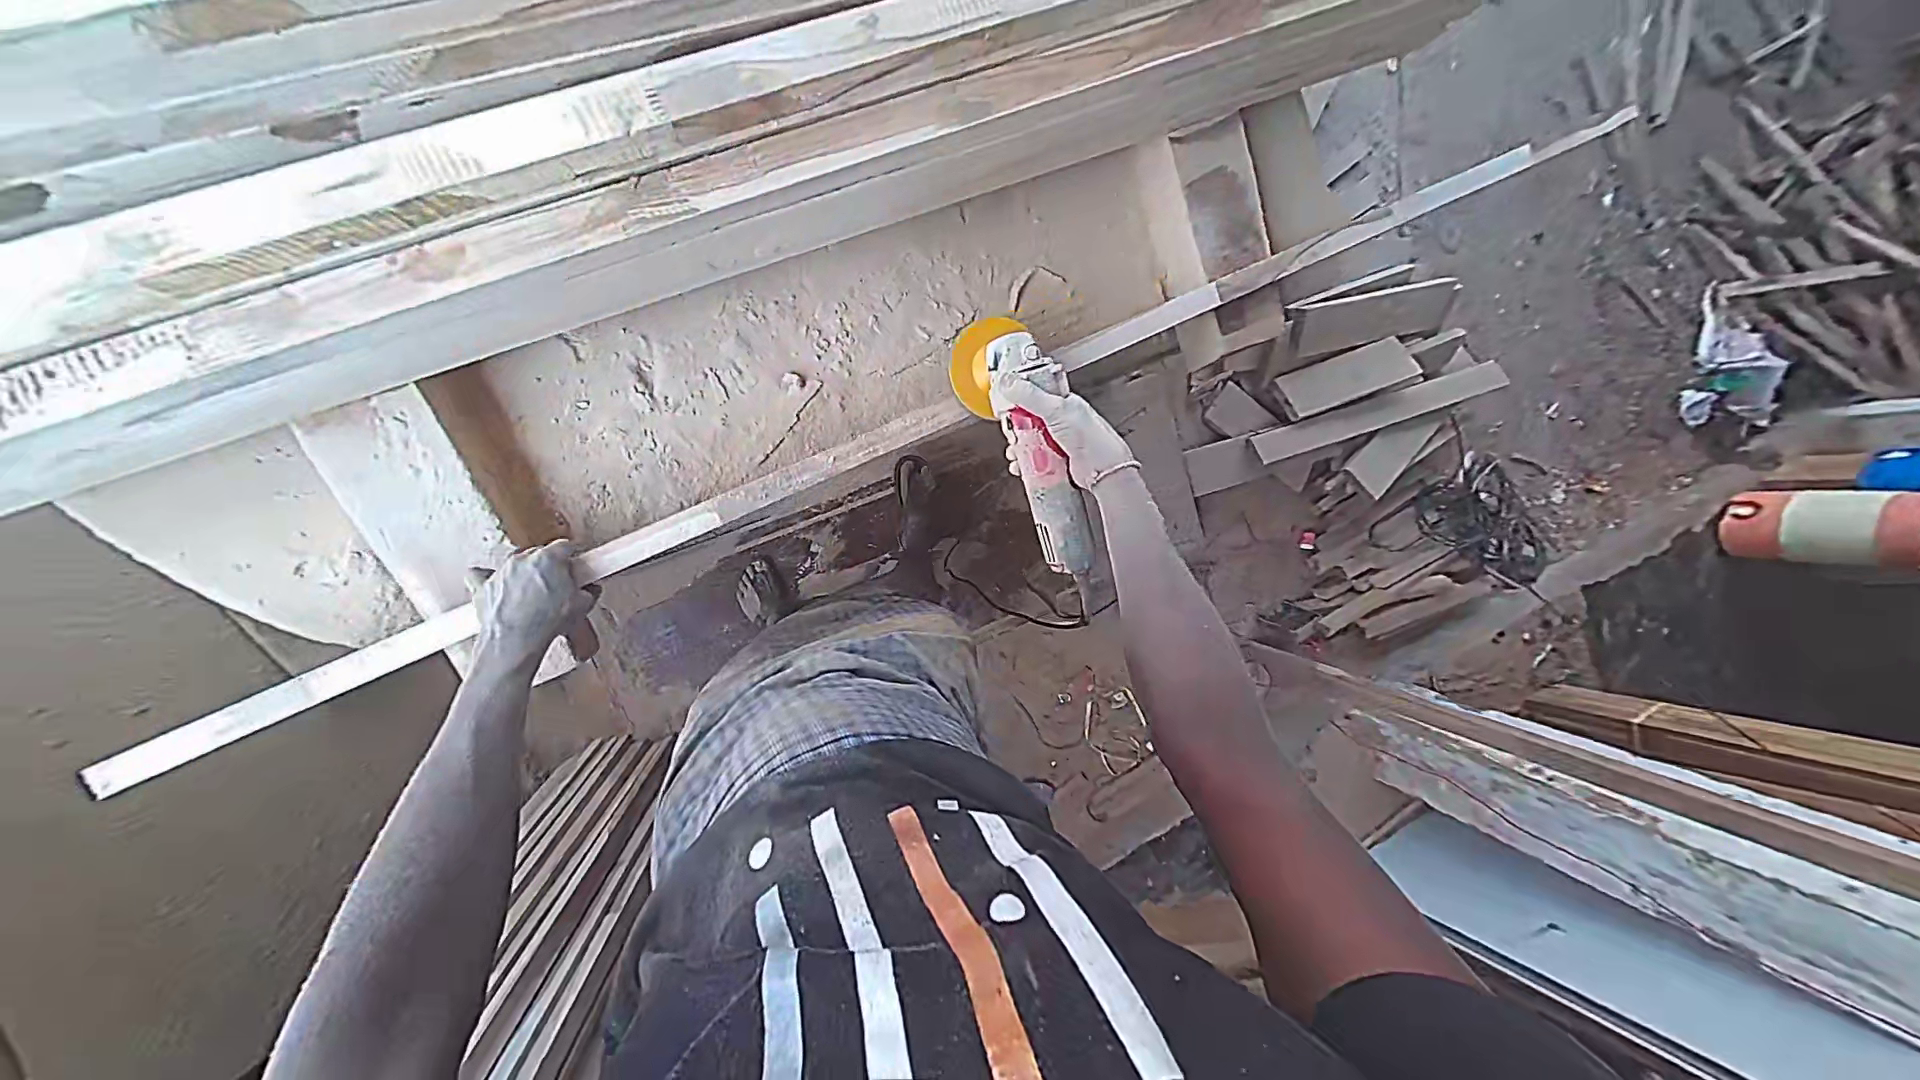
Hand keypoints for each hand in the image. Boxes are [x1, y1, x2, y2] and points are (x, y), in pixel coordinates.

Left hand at [470, 540, 599, 670]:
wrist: (516, 640)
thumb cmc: (546, 621)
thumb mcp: (582, 605)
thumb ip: (589, 591)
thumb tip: (590, 590)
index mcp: (549, 558)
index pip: (564, 546)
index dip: (571, 556)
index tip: (574, 564)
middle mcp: (523, 559)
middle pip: (538, 553)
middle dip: (548, 565)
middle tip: (557, 582)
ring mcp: (500, 571)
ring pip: (515, 564)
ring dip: (524, 573)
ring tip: (532, 592)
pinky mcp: (483, 586)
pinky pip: (480, 575)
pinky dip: (488, 579)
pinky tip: (497, 585)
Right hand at [990, 362, 1136, 489]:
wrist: (1103, 470)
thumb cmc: (1090, 437)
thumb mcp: (1055, 410)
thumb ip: (1029, 395)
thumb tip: (1007, 380)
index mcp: (1063, 402)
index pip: (1035, 394)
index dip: (1018, 399)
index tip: (1006, 405)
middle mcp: (1061, 421)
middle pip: (1028, 420)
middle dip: (1015, 428)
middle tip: (1011, 433)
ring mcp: (1058, 441)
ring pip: (1029, 441)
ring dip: (1018, 448)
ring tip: (1015, 453)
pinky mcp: (1056, 460)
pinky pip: (1035, 459)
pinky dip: (1025, 463)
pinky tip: (1022, 466)